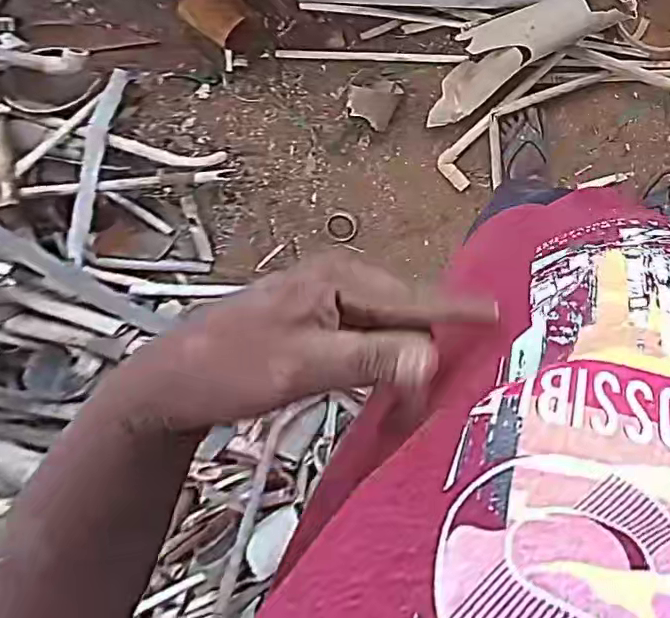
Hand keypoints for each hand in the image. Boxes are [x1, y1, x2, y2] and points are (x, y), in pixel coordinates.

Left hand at [108, 253, 498, 432]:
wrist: (172, 381)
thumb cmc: (230, 365)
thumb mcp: (302, 364)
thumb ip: (369, 358)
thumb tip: (430, 357)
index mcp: (339, 276)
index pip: (411, 295)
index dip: (455, 308)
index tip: (497, 312)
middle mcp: (339, 279)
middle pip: (403, 312)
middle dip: (429, 345)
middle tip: (456, 382)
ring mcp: (328, 299)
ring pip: (386, 328)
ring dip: (405, 358)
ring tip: (425, 392)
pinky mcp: (319, 322)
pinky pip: (367, 338)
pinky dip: (383, 361)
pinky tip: (392, 383)